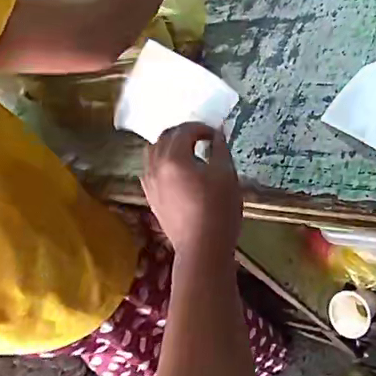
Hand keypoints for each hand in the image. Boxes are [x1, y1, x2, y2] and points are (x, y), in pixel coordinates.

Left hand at [142, 123, 241, 259]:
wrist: (202, 248)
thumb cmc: (218, 209)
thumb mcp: (226, 174)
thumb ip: (220, 149)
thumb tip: (217, 134)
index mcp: (174, 158)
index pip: (184, 131)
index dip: (202, 128)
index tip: (216, 135)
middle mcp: (155, 166)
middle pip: (164, 138)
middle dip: (183, 133)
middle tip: (203, 138)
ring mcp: (149, 183)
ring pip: (153, 152)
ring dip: (170, 146)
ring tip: (188, 152)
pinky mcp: (150, 197)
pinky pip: (151, 169)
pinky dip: (163, 162)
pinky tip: (177, 171)